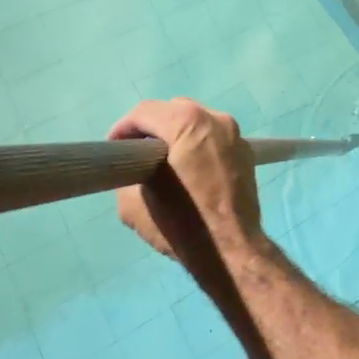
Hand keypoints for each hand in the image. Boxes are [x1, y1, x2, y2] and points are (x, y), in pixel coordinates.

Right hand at [108, 98, 264, 269]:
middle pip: (173, 109)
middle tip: (135, 151)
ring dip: (176, 133)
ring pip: (197, 120)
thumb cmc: (180, 225)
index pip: (145, 112)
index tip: (113, 147)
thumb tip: (134, 169)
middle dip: (151, 127)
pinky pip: (213, 136)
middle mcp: (215, 118)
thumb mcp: (132, 204)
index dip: (123, 128)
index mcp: (187, 124)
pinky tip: (188, 167)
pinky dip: (197, 143)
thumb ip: (129, 175)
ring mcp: (235, 133)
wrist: (231, 248)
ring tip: (162, 159)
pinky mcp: (246, 150)